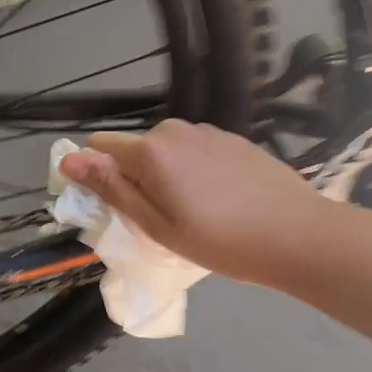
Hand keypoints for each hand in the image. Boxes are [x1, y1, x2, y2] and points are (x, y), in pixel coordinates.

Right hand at [59, 118, 334, 286]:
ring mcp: (207, 132)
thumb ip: (112, 188)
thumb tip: (68, 159)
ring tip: (198, 213)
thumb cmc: (224, 242)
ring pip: (166, 150)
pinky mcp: (233, 139)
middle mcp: (174, 129)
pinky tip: (224, 200)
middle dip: (137, 178)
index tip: (121, 209)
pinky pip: (195, 150)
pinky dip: (196, 171)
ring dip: (168, 175)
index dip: (100, 176)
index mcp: (150, 150)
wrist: (303, 236)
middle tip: (165, 221)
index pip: (98, 147)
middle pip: (133, 149)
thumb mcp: (159, 227)